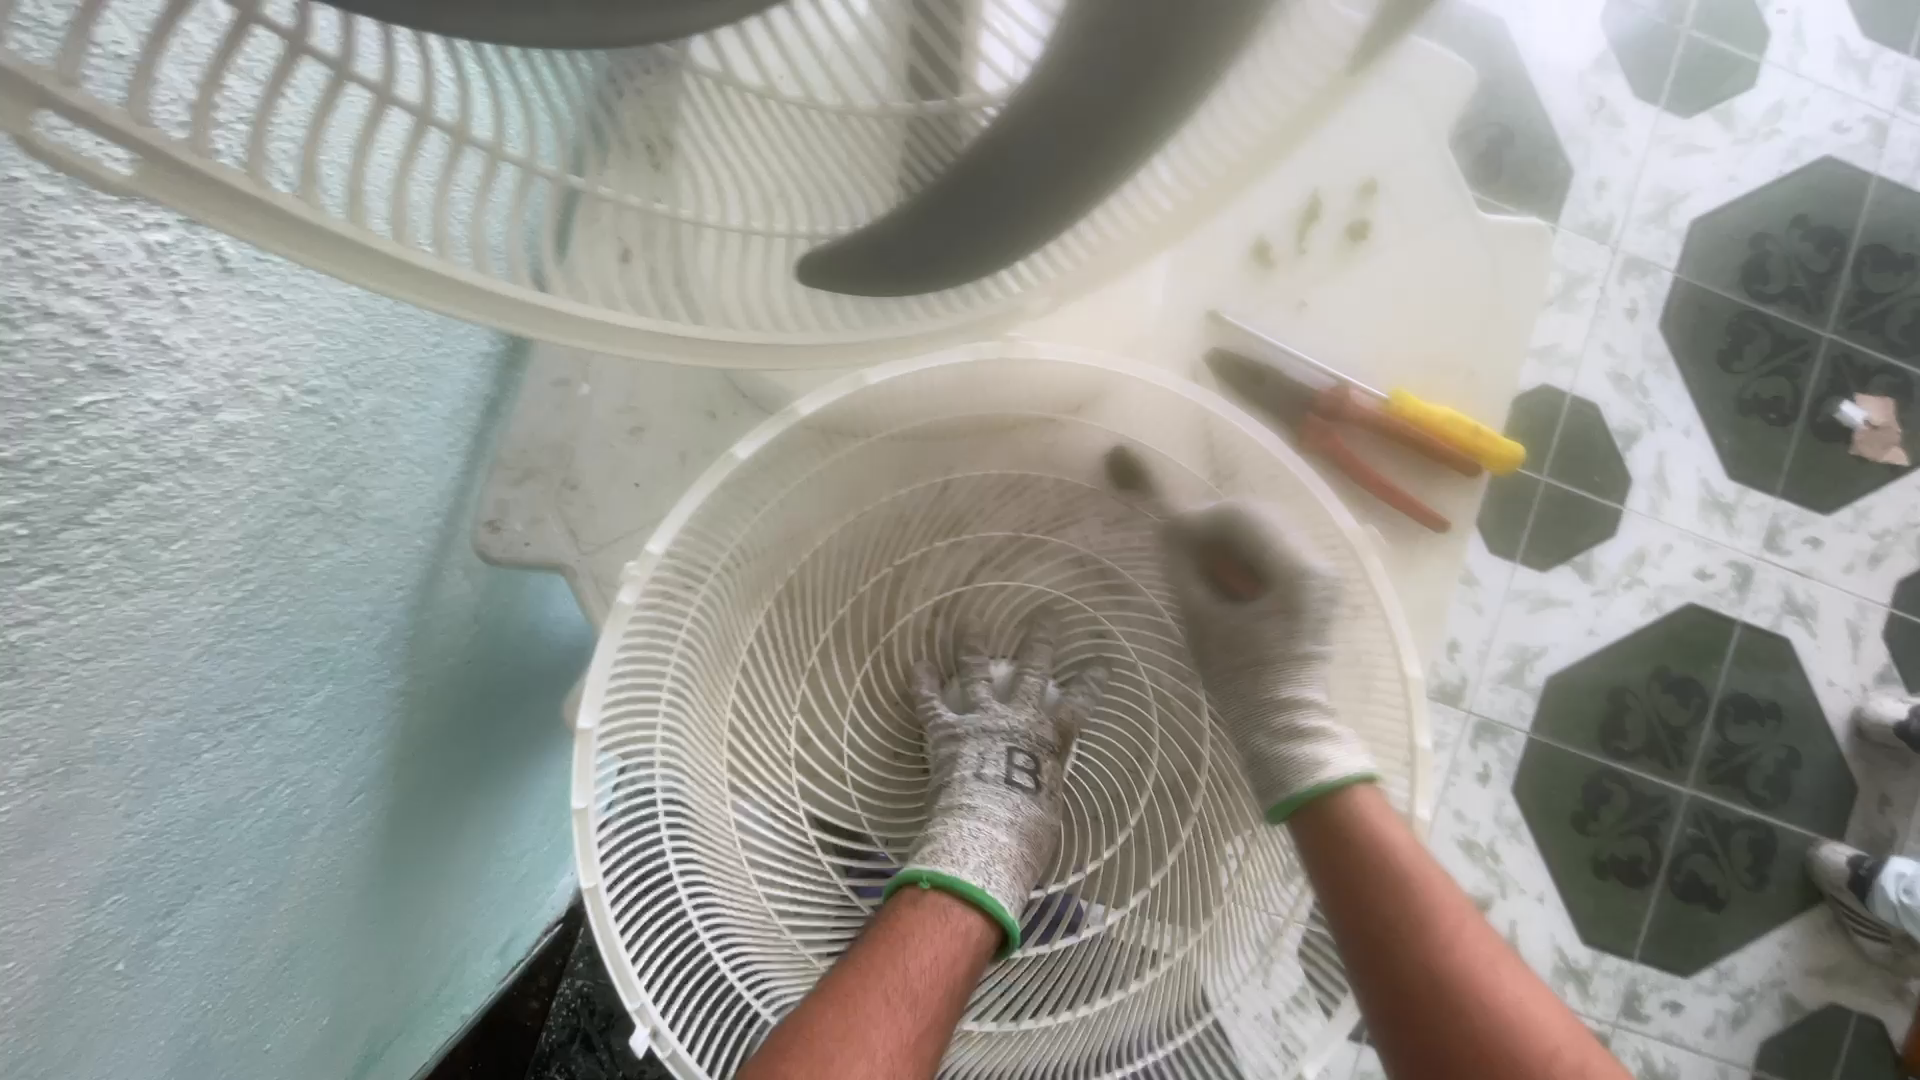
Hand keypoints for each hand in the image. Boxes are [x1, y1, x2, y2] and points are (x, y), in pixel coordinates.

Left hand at [883, 617, 1107, 957]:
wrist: (987, 834)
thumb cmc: (1028, 834)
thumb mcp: (1050, 810)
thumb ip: (1044, 791)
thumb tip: (1039, 799)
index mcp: (1051, 740)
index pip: (1079, 705)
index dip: (1091, 684)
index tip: (1101, 664)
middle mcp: (1018, 719)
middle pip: (1033, 671)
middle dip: (1040, 642)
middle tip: (1045, 617)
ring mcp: (981, 720)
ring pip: (978, 675)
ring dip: (975, 649)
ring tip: (973, 627)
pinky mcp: (947, 730)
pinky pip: (931, 702)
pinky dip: (923, 684)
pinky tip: (918, 665)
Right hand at [1159, 499, 1376, 823]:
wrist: (1285, 722)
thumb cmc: (1241, 677)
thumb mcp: (1203, 620)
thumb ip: (1185, 570)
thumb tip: (1168, 532)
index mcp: (1295, 571)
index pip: (1241, 518)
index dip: (1198, 520)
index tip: (1166, 534)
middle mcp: (1318, 562)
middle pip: (1258, 515)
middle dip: (1214, 524)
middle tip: (1179, 543)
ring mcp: (1322, 572)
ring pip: (1268, 527)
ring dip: (1229, 535)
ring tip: (1197, 555)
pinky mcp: (1316, 584)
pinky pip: (1277, 547)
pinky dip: (1245, 549)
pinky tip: (1222, 567)